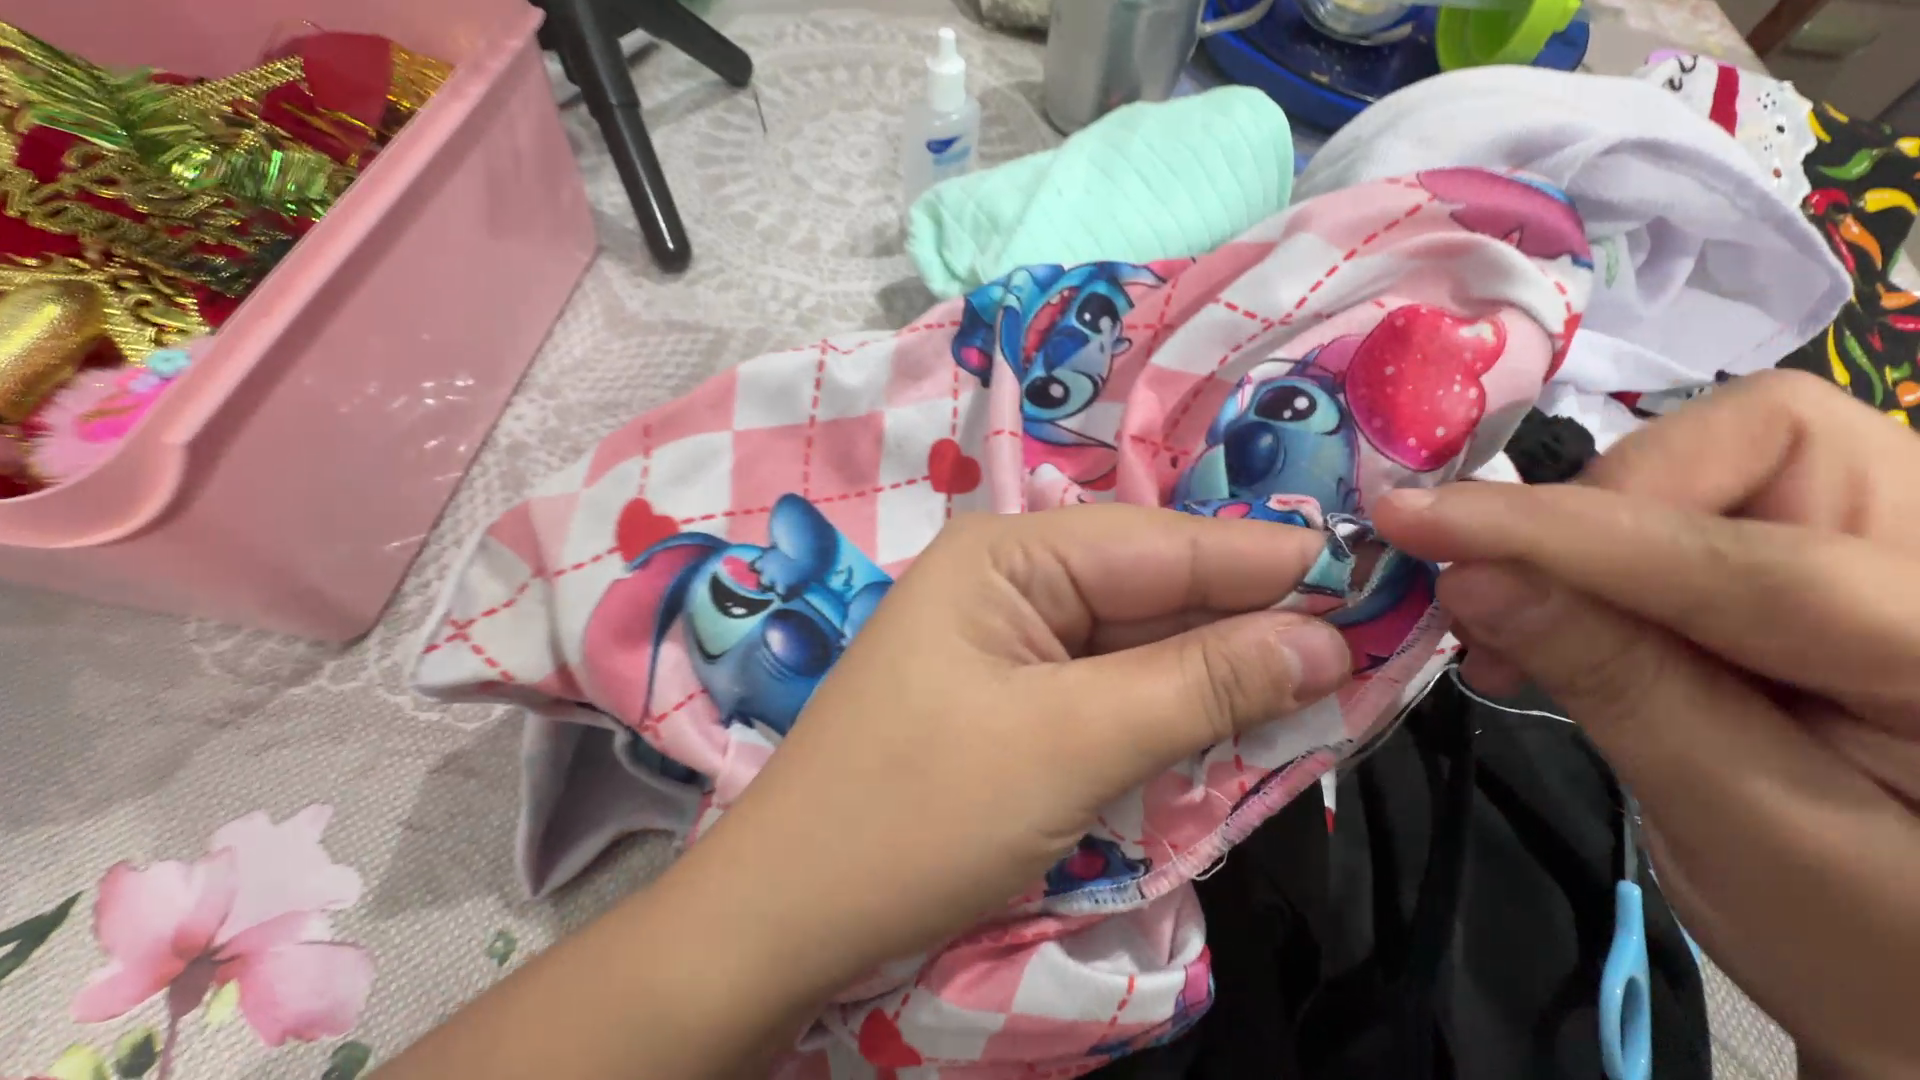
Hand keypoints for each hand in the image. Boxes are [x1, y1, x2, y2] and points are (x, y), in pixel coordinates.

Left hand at [378, 505, 1352, 1079]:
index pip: (1162, 543)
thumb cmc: (919, 814)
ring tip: (1320, 683)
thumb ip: (1200, 683)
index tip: (1372, 580)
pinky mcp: (1008, 708)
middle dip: (1246, 622)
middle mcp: (1007, 585)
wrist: (790, 914)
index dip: (1265, 564)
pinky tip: (1229, 720)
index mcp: (1007, 557)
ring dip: (1214, 670)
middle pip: (1151, 590)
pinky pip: (1106, 690)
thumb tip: (1323, 638)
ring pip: (1135, 644)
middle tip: (1364, 644)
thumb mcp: (1073, 743)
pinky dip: (1167, 710)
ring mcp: (1005, 648)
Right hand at [1373, 371, 1919, 1076]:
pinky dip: (1598, 546)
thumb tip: (1472, 579)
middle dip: (1598, 507)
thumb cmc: (1867, 938)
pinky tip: (1555, 617)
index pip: (1751, 565)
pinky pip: (1693, 503)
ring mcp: (1897, 544)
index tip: (1411, 518)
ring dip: (1585, 528)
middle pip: (1759, 441)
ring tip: (1515, 624)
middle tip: (1498, 593)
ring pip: (1716, 455)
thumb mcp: (1739, 827)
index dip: (1560, 533)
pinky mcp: (1830, 553)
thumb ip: (1619, 687)